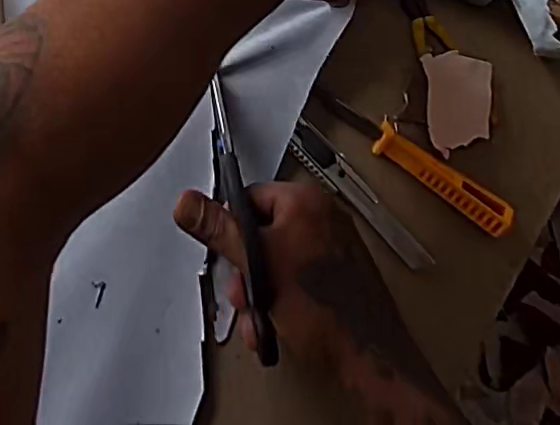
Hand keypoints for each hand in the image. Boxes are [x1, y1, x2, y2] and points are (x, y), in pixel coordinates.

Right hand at [172, 182, 459, 421]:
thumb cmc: (326, 310)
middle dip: (247, 267)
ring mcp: (335, 245)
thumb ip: (219, 230)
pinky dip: (283, 295)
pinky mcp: (341, 273)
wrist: (371, 362)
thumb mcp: (256, 265)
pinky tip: (277, 320)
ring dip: (261, 287)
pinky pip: (299, 274)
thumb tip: (188, 203)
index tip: (228, 251)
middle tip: (245, 290)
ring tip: (260, 314)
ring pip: (279, 257)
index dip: (232, 227)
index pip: (250, 196)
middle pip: (263, 229)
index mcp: (305, 199)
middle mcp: (323, 215)